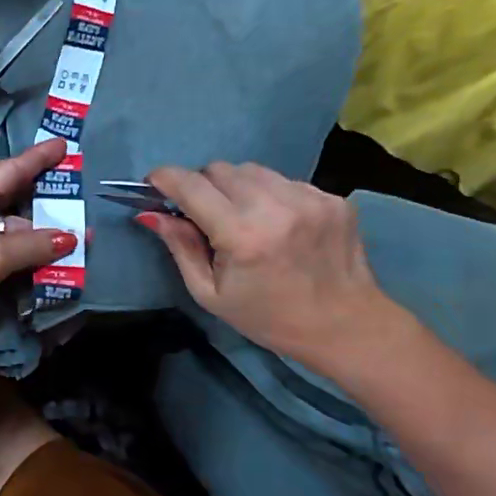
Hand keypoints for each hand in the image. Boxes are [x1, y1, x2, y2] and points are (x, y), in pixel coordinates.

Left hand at [0, 138, 78, 333]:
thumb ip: (36, 243)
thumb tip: (72, 238)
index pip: (10, 168)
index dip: (40, 159)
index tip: (65, 146)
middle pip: (9, 193)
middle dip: (42, 195)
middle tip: (76, 188)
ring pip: (7, 220)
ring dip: (35, 227)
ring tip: (70, 224)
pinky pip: (0, 241)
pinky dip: (21, 245)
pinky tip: (45, 250)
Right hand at [138, 162, 405, 368]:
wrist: (346, 326)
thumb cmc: (268, 318)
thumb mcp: (210, 294)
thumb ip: (180, 247)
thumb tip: (150, 213)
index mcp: (243, 236)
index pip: (191, 185)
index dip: (165, 179)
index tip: (154, 184)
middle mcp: (276, 207)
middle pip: (219, 169)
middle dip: (202, 185)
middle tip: (204, 214)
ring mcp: (309, 198)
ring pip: (252, 170)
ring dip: (236, 187)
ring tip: (244, 219)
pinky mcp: (332, 197)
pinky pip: (283, 180)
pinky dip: (269, 195)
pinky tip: (277, 224)